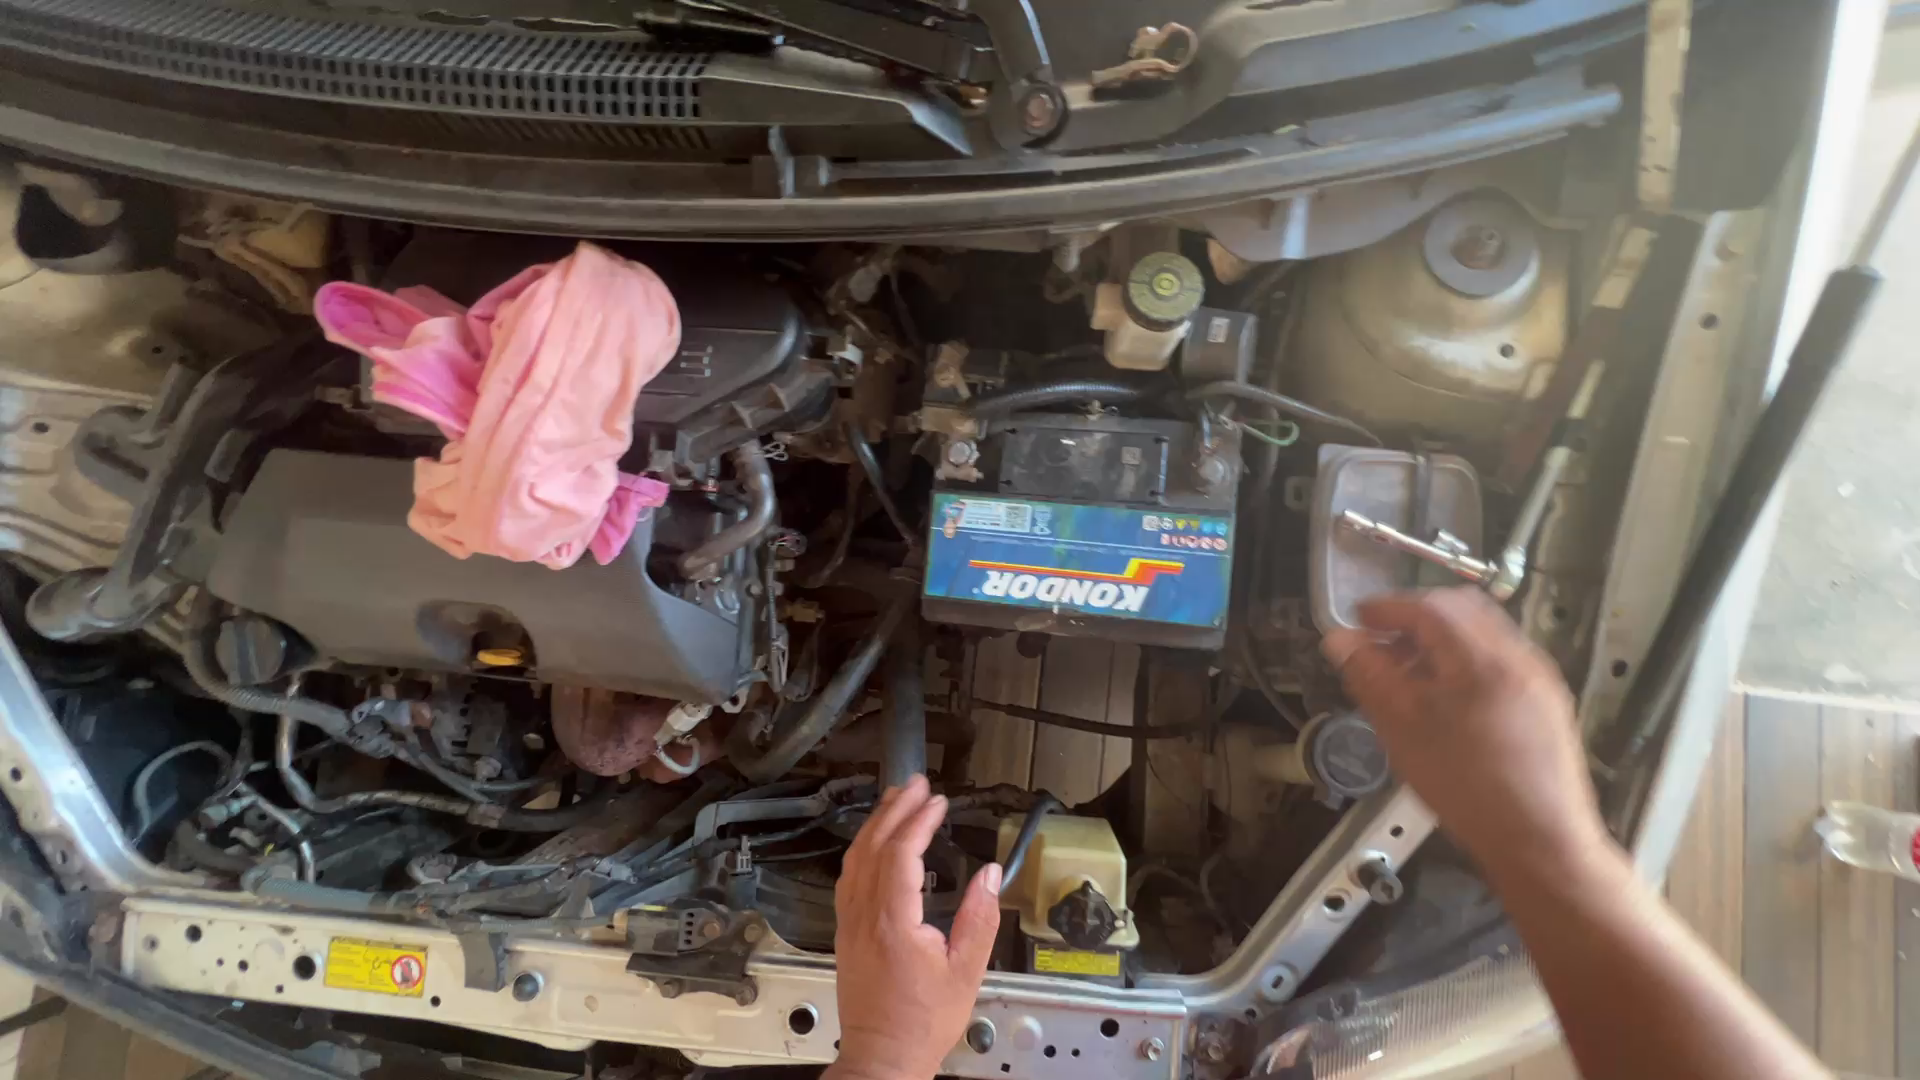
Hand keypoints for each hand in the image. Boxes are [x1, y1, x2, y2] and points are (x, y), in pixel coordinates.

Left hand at [829, 775, 1002, 1079]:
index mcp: (893, 923)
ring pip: (856, 857)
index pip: (901, 854)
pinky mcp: (845, 931)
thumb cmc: (921, 1023)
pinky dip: (862, 847)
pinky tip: (873, 840)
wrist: (882, 1059)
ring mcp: (849, 922)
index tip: (937, 802)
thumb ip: (979, 919)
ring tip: (896, 798)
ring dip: (876, 822)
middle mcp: (864, 916)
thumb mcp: (966, 973)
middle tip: (916, 783)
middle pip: (874, 846)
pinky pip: (848, 876)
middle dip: (896, 808)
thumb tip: (990, 874)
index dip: (919, 821)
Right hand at [1320, 588, 1612, 886]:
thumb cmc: (1462, 782)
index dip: (1386, 607)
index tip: (1357, 618)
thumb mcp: (1399, 727)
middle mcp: (1517, 656)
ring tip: (1406, 667)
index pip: (1428, 607)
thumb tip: (1341, 638)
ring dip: (1438, 635)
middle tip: (1380, 638)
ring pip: (1481, 631)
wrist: (1540, 841)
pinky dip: (1462, 655)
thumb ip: (1368, 674)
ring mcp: (1537, 678)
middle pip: (1461, 608)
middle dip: (1414, 615)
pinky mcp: (1545, 700)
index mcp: (1480, 658)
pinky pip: (1498, 656)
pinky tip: (1442, 691)